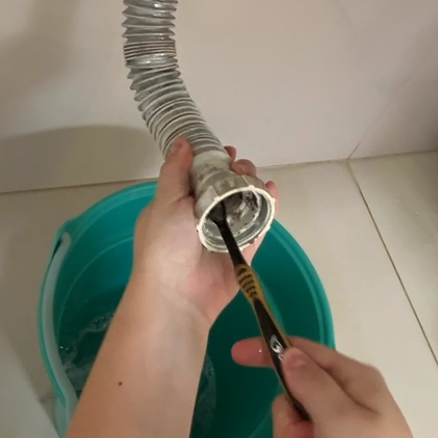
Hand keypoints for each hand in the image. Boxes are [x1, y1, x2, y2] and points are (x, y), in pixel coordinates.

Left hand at [130, 140, 274, 326]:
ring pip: (245, 203)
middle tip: (242, 167)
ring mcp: (224, 234)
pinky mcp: (242, 251)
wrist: (177, 296)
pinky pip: (259, 226)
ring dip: (254, 186)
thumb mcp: (164, 202)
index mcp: (178, 204)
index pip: (200, 175)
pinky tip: (272, 193)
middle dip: (237, 171)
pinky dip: (268, 209)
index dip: (214, 160)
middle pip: (226, 186)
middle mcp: (202, 217)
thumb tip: (183, 142)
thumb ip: (175, 172)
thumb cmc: (164, 245)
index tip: (226, 151)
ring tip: (257, 178)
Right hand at [229, 339, 437, 437]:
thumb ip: (309, 382)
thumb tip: (290, 352)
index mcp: (356, 383)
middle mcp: (348, 407)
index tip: (237, 354)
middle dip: (289, 426)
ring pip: (290, 435)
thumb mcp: (339, 420)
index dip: (271, 351)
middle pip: (292, 399)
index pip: (305, 353)